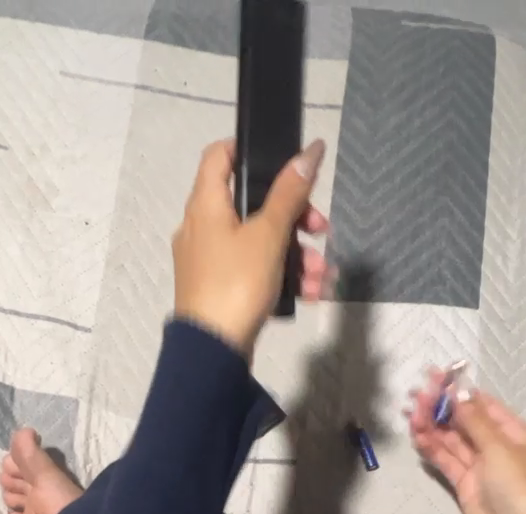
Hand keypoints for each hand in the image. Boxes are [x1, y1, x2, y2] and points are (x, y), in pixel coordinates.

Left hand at [173, 138, 330, 355]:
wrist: (213, 351)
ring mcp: (209, 261)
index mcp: (205, 204)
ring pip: (258, 244)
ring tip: (323, 275)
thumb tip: (310, 152)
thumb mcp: (268, 235)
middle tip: (321, 230)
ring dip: (296, 255)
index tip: (284, 162)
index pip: (219, 156)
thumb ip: (290, 194)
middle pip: (251, 205)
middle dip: (294, 218)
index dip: (249, 149)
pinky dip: (281, 277)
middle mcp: (202, 227)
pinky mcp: (219, 289)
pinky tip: (311, 292)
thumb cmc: (237, 283)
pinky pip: (253, 272)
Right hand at [408, 373, 525, 513]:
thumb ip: (473, 419)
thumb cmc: (516, 485)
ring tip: (410, 414)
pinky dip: (431, 448)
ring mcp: (477, 464)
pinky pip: (445, 460)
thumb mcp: (498, 447)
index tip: (434, 378)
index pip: (481, 404)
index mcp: (511, 432)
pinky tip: (417, 436)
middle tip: (414, 396)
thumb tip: (458, 390)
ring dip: (431, 426)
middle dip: (440, 408)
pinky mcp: (462, 482)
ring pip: (451, 440)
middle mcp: (494, 445)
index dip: (458, 391)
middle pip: (463, 421)